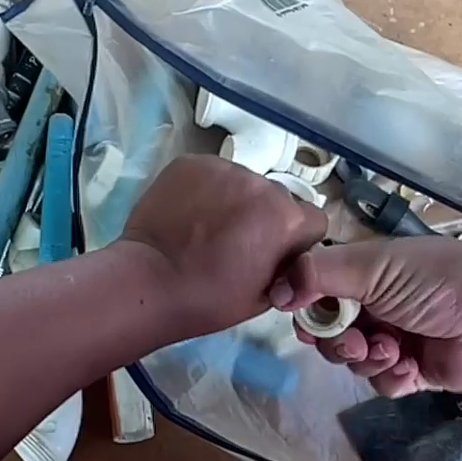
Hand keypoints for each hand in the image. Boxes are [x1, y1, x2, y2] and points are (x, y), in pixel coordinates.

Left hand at [116, 155, 328, 337]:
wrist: (150, 281)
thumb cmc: (210, 298)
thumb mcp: (265, 295)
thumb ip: (287, 266)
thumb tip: (289, 255)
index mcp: (288, 218)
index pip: (311, 219)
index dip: (294, 239)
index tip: (271, 252)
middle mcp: (263, 184)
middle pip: (276, 197)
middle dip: (263, 216)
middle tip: (235, 242)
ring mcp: (225, 168)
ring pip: (242, 182)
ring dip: (233, 200)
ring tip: (206, 228)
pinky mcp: (192, 161)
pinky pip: (211, 173)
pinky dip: (204, 190)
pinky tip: (188, 213)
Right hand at [269, 237, 461, 396]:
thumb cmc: (433, 281)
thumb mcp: (371, 266)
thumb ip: (315, 275)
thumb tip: (272, 293)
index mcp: (366, 271)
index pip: (317, 290)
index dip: (306, 307)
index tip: (302, 316)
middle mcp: (376, 303)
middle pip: (330, 330)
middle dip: (337, 339)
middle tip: (355, 338)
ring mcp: (394, 337)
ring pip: (352, 359)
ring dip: (365, 357)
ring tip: (391, 349)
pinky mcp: (411, 371)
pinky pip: (380, 382)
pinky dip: (390, 376)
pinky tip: (408, 366)